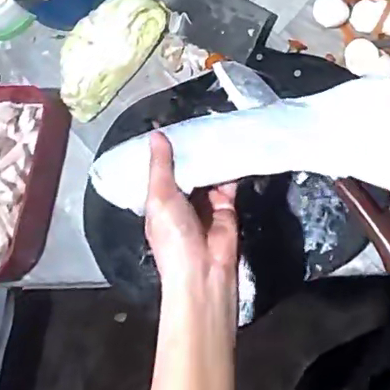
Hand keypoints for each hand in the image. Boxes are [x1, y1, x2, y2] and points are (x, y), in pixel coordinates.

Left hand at [143, 131, 239, 296]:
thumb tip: (156, 135)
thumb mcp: (160, 198)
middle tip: (199, 117)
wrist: (204, 272)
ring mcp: (205, 202)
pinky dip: (232, 165)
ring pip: (208, 170)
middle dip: (191, 148)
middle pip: (187, 167)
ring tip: (217, 124)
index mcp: (159, 201)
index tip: (170, 122)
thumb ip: (161, 166)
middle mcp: (181, 200)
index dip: (165, 149)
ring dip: (212, 153)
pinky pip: (229, 180)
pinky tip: (234, 145)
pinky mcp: (227, 204)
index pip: (161, 169)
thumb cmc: (173, 239)